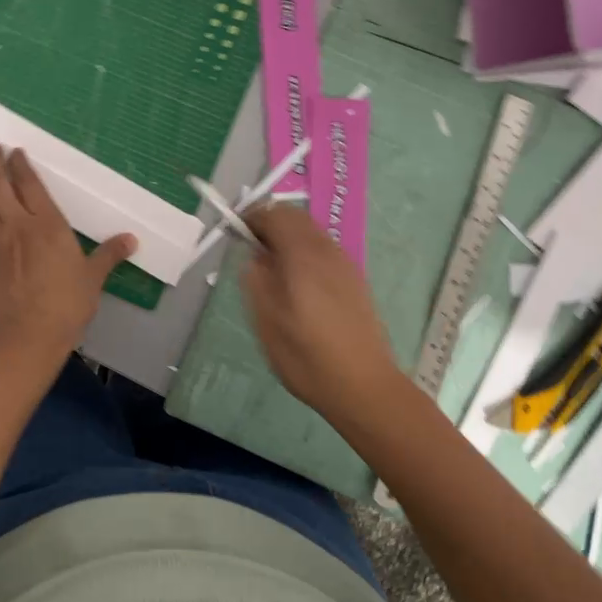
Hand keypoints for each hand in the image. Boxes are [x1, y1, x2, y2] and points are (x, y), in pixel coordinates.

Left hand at [0, 146, 136, 362]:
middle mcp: (19, 225)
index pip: (30, 185)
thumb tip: (132, 239)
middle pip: (0, 185)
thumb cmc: (66, 305)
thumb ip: (109, 254)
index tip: (15, 150)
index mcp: (48, 225)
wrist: (29, 335)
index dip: (21, 165)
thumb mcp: (93, 278)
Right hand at [241, 204, 400, 423]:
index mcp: (303, 256)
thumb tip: (254, 256)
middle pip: (296, 217)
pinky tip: (298, 283)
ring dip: (288, 237)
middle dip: (270, 224)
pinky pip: (324, 250)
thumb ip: (256, 280)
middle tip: (251, 249)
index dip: (251, 217)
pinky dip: (305, 251)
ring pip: (311, 232)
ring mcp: (345, 265)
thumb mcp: (267, 322)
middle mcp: (327, 251)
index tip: (236, 234)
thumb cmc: (308, 357)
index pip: (275, 214)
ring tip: (272, 268)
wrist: (365, 387)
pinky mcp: (355, 280)